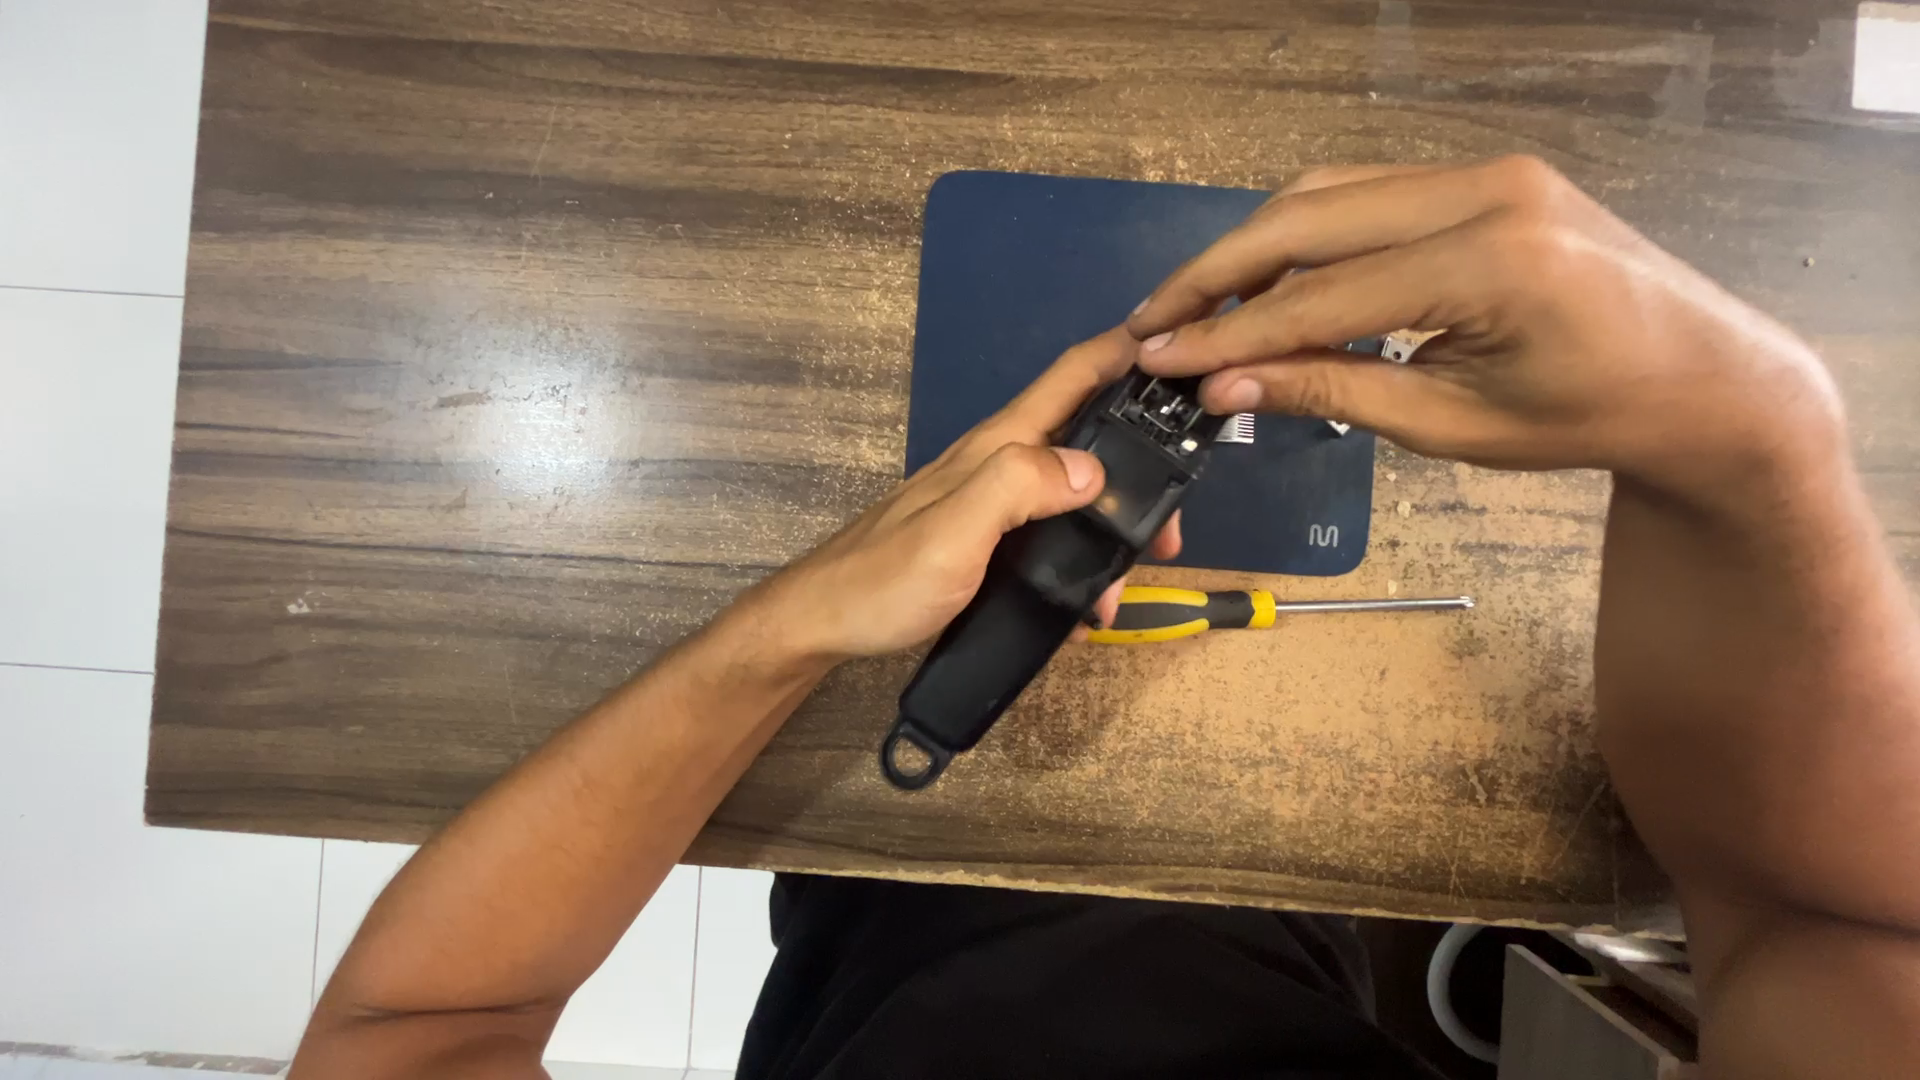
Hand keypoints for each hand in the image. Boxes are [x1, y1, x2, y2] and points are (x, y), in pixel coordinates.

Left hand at [752, 327, 1180, 660]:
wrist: (828, 621)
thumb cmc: (885, 578)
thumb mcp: (955, 531)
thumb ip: (1018, 487)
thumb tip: (1093, 468)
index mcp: (999, 446)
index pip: (1072, 374)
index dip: (1126, 350)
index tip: (1186, 353)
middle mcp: (1001, 463)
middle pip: (1088, 439)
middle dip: (1140, 471)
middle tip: (1170, 528)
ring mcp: (993, 503)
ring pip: (1074, 494)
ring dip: (1112, 529)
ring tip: (1128, 580)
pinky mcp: (988, 539)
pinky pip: (1050, 535)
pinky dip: (1078, 560)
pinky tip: (1085, 600)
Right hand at [1126, 156, 1845, 509]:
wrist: (1702, 377)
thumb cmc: (1580, 418)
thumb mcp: (1442, 422)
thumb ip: (1325, 391)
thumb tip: (1219, 391)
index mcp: (1484, 262)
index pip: (1314, 297)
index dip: (1223, 335)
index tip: (1155, 359)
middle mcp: (1480, 190)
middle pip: (1304, 219)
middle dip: (1212, 274)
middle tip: (1151, 320)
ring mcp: (1482, 172)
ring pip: (1323, 194)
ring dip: (1248, 249)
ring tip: (1196, 307)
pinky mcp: (1478, 177)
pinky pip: (1360, 195)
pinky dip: (1298, 237)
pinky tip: (1265, 279)